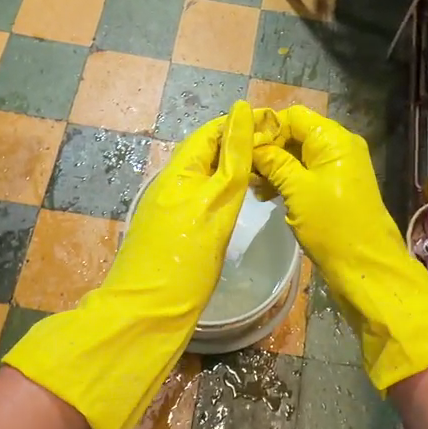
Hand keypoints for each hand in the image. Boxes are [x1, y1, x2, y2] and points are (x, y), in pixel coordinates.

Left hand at [5, 102, 255, 428]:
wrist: (146, 318)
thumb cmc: (185, 261)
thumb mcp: (217, 205)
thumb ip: (233, 159)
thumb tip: (242, 109)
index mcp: (179, 171)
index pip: (213, 130)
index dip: (243, 122)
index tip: (278, 125)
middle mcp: (172, 182)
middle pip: (210, 150)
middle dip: (242, 142)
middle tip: (281, 147)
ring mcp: (170, 206)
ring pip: (207, 173)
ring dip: (236, 165)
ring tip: (269, 168)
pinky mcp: (174, 228)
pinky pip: (203, 194)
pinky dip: (227, 188)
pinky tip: (244, 197)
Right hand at [252, 106, 427, 390]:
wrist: (367, 268)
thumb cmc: (332, 224)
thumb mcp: (296, 190)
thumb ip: (273, 161)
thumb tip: (251, 142)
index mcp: (334, 138)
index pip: (294, 116)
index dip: (267, 127)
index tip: (242, 148)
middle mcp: (340, 146)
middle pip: (297, 133)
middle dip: (270, 148)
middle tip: (244, 170)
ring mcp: (340, 167)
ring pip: (300, 154)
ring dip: (276, 165)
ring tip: (254, 187)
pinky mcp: (337, 187)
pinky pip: (308, 172)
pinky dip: (289, 179)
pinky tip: (269, 196)